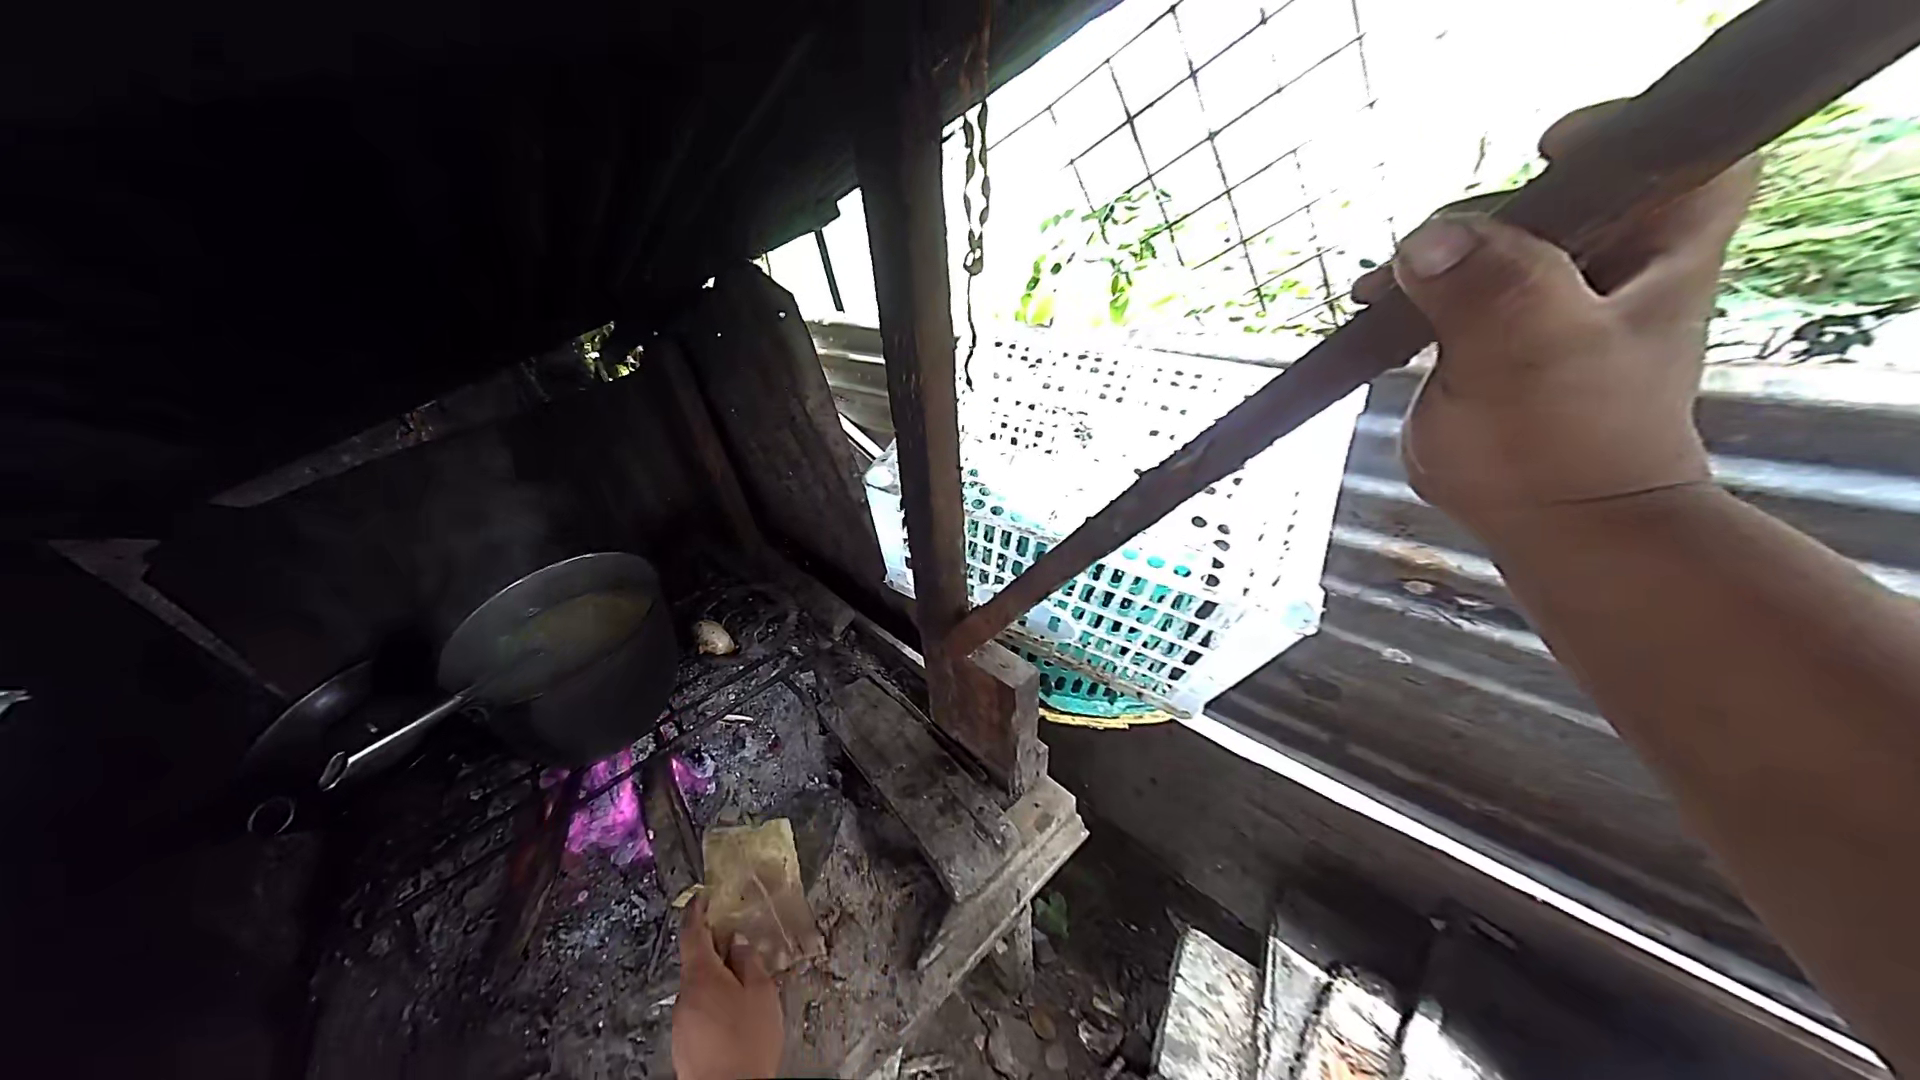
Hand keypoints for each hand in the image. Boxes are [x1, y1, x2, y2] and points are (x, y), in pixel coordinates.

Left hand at [672, 895, 783, 1079]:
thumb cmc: (748, 1041)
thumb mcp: (761, 993)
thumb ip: (750, 962)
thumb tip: (739, 943)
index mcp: (701, 977)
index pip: (692, 934)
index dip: (697, 912)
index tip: (702, 897)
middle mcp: (684, 997)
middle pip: (697, 961)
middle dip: (717, 949)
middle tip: (741, 942)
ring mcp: (681, 1023)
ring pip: (699, 987)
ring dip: (718, 978)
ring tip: (744, 982)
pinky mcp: (683, 1044)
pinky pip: (698, 1009)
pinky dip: (713, 1000)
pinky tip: (734, 1011)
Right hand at [1353, 104, 1759, 536]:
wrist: (1550, 521)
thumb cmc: (1560, 446)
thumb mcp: (1532, 359)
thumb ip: (1492, 290)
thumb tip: (1427, 239)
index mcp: (1653, 253)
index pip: (1664, 152)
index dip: (1612, 137)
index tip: (1541, 149)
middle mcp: (1606, 269)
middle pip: (1548, 202)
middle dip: (1476, 220)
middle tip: (1418, 253)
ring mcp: (1546, 309)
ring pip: (1490, 253)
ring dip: (1433, 262)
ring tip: (1380, 288)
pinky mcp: (1497, 343)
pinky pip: (1455, 297)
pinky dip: (1417, 298)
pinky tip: (1380, 310)